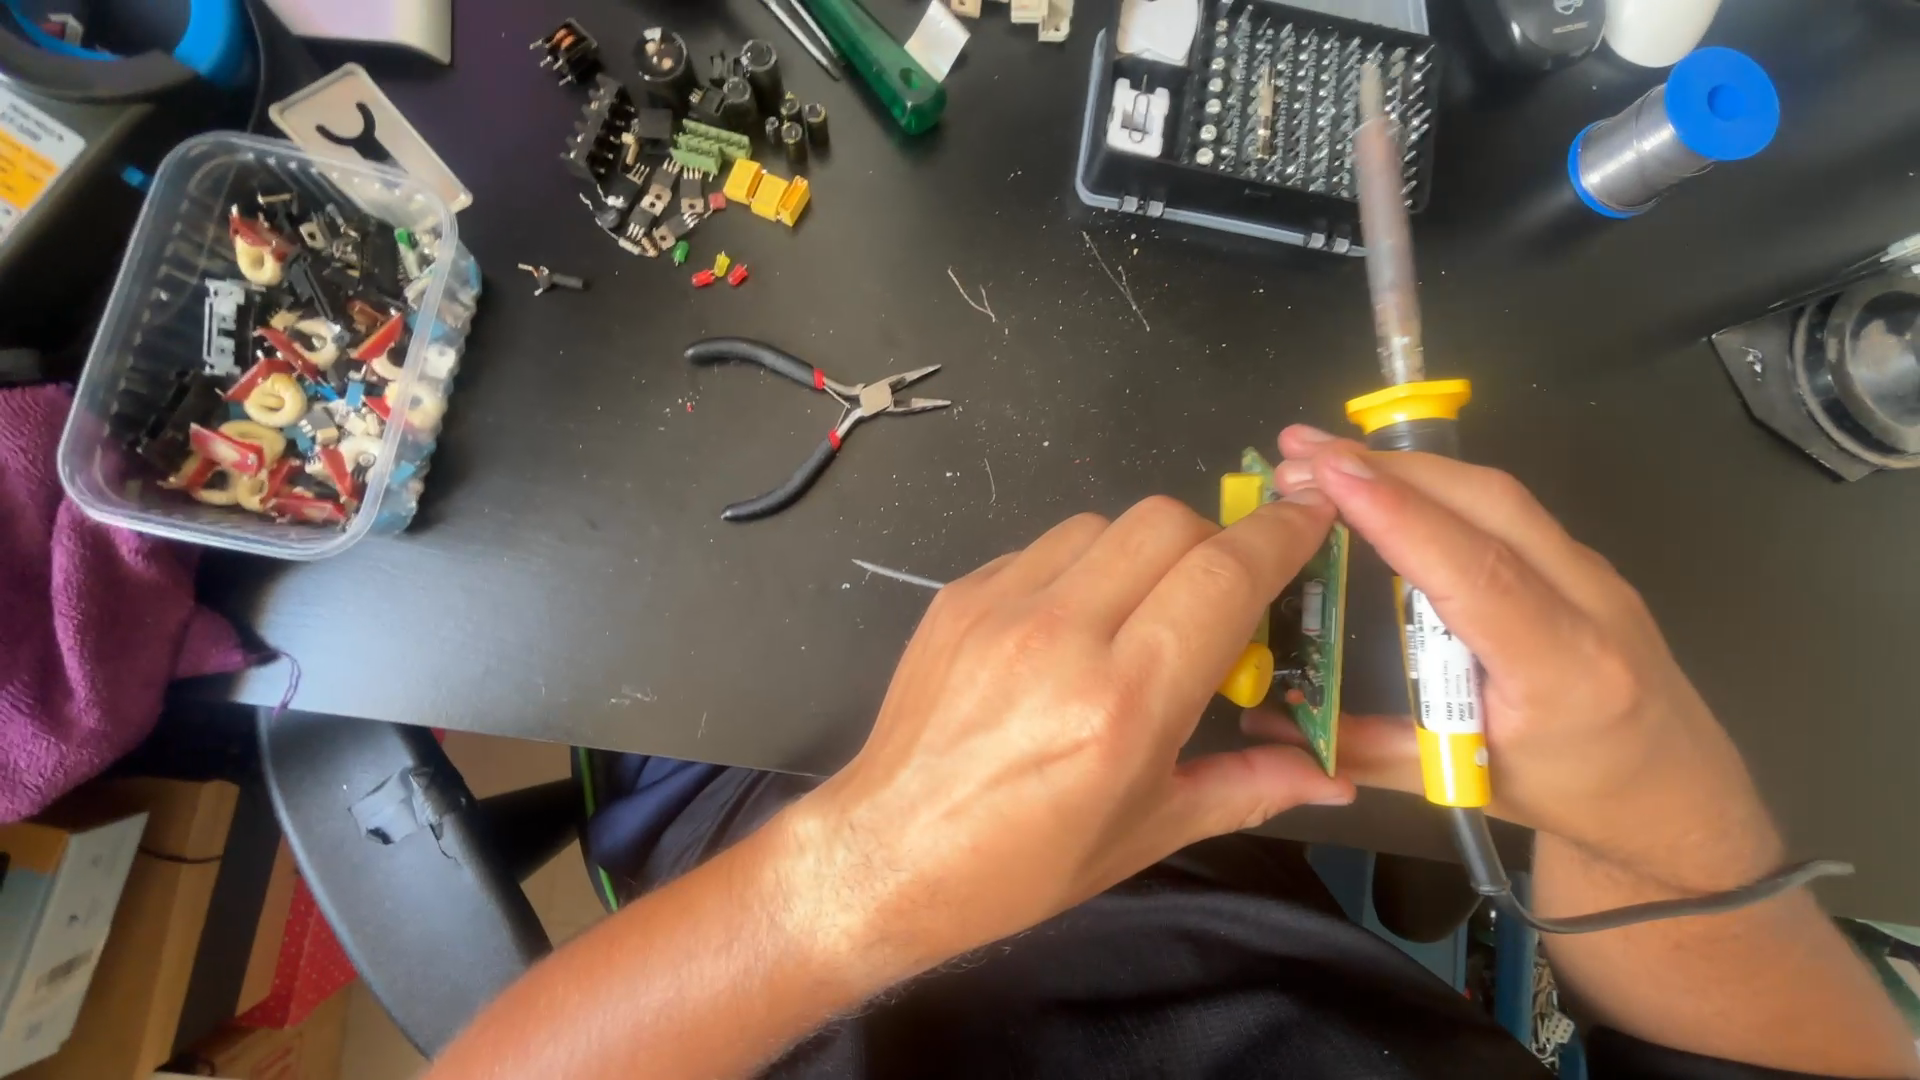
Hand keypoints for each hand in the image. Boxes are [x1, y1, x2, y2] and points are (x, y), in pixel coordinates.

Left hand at [779, 495, 1353, 977]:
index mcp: (1123, 702)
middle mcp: (1062, 634)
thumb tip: (1334, 775)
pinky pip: (1042, 548)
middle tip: (1218, 590)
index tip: (1310, 517)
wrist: (891, 849)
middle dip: (1213, 539)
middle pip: (1166, 521)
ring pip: (1102, 524)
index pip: (1222, 578)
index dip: (1280, 535)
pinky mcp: (959, 594)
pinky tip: (1069, 620)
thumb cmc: (1025, 862)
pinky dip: (1079, 566)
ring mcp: (1000, 605)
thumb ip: (1248, 787)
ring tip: (1138, 608)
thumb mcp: (1147, 832)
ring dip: (1143, 549)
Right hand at [1243, 427, 1782, 895]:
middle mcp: (1587, 602)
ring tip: (1320, 453)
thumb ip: (1358, 747)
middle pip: (1484, 503)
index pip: (1474, 570)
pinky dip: (1430, 479)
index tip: (1327, 472)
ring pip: (1493, 491)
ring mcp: (1589, 571)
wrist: (1683, 802)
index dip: (1398, 515)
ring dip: (1403, 463)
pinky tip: (1380, 477)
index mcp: (1562, 668)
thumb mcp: (1461, 782)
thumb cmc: (1572, 797)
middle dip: (1385, 466)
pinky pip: (1499, 503)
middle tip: (1296, 452)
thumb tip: (1262, 727)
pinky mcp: (1576, 560)